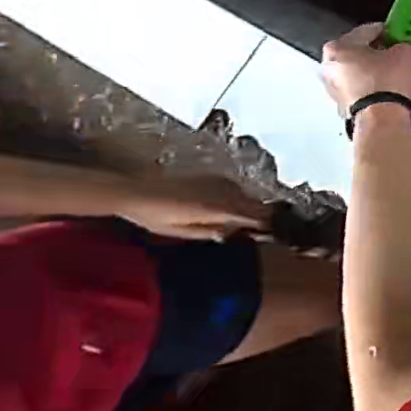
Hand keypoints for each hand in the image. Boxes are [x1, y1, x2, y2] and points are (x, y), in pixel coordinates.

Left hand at [121, 175, 268, 240]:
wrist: (137, 192)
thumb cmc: (154, 217)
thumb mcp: (177, 231)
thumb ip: (206, 231)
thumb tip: (230, 233)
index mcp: (216, 209)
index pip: (250, 215)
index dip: (264, 222)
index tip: (273, 229)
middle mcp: (223, 193)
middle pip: (253, 203)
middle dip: (263, 212)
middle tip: (269, 222)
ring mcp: (220, 183)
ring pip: (246, 194)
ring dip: (252, 204)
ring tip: (255, 214)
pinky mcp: (214, 177)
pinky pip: (236, 187)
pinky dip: (240, 195)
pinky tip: (235, 201)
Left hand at [322, 22, 410, 109]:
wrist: (382, 118)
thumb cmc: (389, 79)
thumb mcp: (408, 55)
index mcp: (339, 47)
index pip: (369, 30)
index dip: (390, 31)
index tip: (403, 35)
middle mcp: (329, 65)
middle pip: (360, 52)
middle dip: (380, 52)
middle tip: (400, 54)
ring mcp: (333, 87)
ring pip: (358, 71)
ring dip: (375, 70)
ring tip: (397, 73)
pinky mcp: (342, 104)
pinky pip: (361, 88)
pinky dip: (373, 86)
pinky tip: (390, 88)